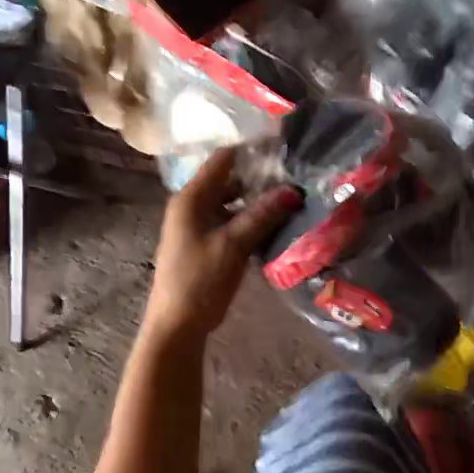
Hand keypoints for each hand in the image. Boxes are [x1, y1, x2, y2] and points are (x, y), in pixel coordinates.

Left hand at [143, 146, 301, 342]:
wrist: (177, 325)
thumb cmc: (200, 280)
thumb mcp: (234, 244)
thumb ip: (263, 214)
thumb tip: (293, 189)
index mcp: (191, 198)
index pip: (223, 159)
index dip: (252, 150)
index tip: (284, 147)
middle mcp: (193, 206)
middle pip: (230, 180)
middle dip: (261, 178)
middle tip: (296, 176)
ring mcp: (199, 226)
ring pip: (234, 203)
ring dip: (259, 201)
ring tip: (293, 199)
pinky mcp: (208, 244)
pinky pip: (234, 222)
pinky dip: (253, 220)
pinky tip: (278, 224)